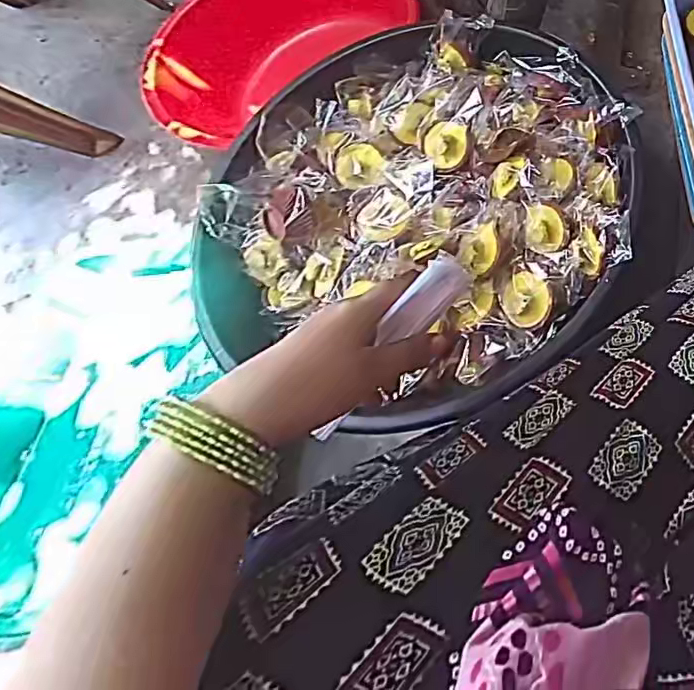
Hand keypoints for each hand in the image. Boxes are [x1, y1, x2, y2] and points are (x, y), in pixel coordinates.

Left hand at [199, 275, 453, 443]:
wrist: (249, 409)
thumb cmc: (320, 384)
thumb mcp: (374, 371)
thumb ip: (410, 353)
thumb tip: (444, 338)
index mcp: (361, 307)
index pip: (400, 284)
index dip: (423, 287)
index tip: (443, 298)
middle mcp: (340, 310)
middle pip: (383, 309)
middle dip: (405, 328)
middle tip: (420, 354)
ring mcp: (319, 329)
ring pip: (364, 332)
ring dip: (382, 349)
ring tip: (389, 383)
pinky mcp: (303, 349)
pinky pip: (344, 347)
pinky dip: (360, 361)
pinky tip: (359, 391)